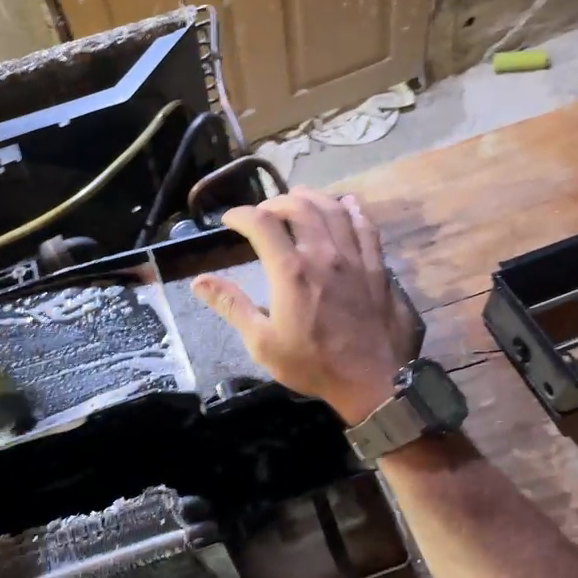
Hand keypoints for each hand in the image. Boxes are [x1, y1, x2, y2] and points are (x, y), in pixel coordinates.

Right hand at [193, 190, 420, 424]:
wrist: (371, 380)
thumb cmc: (312, 364)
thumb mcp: (262, 342)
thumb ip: (232, 306)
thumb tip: (200, 282)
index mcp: (291, 271)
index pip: (261, 223)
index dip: (241, 214)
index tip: (230, 220)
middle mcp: (323, 254)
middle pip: (299, 207)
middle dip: (276, 202)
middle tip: (264, 211)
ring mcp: (354, 257)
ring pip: (333, 210)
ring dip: (312, 198)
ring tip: (298, 198)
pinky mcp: (377, 267)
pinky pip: (366, 227)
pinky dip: (353, 211)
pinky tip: (347, 205)